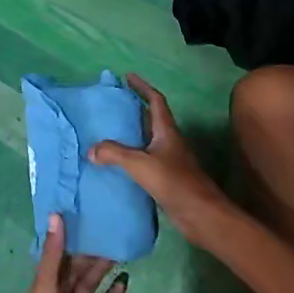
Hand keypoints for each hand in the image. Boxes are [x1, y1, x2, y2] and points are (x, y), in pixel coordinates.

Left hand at [27, 213, 127, 292]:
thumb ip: (52, 257)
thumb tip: (56, 217)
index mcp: (43, 286)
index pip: (56, 254)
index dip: (66, 235)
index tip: (80, 213)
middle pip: (75, 269)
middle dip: (89, 252)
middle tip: (107, 231)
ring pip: (90, 286)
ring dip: (102, 270)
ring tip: (119, 251)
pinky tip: (125, 282)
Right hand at [90, 74, 234, 233]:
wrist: (202, 216)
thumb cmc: (174, 182)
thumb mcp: (140, 164)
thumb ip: (114, 153)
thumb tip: (91, 150)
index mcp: (167, 132)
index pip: (156, 101)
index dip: (143, 87)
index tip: (128, 76)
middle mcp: (169, 142)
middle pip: (151, 118)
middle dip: (134, 107)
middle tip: (113, 102)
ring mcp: (169, 160)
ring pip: (147, 139)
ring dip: (132, 132)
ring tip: (109, 129)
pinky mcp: (166, 178)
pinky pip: (145, 159)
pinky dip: (131, 154)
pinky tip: (116, 161)